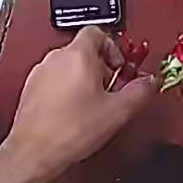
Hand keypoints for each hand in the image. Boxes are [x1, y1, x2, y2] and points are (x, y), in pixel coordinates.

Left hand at [1, 27, 155, 182]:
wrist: (35, 151)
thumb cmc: (69, 130)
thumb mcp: (117, 111)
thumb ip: (140, 91)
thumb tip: (150, 82)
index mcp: (78, 54)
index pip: (97, 32)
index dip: (113, 47)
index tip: (120, 66)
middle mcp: (56, 58)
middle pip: (84, 49)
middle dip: (102, 66)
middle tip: (112, 87)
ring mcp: (41, 72)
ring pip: (69, 65)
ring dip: (84, 78)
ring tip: (94, 102)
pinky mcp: (31, 88)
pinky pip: (55, 79)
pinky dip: (67, 89)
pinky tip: (75, 111)